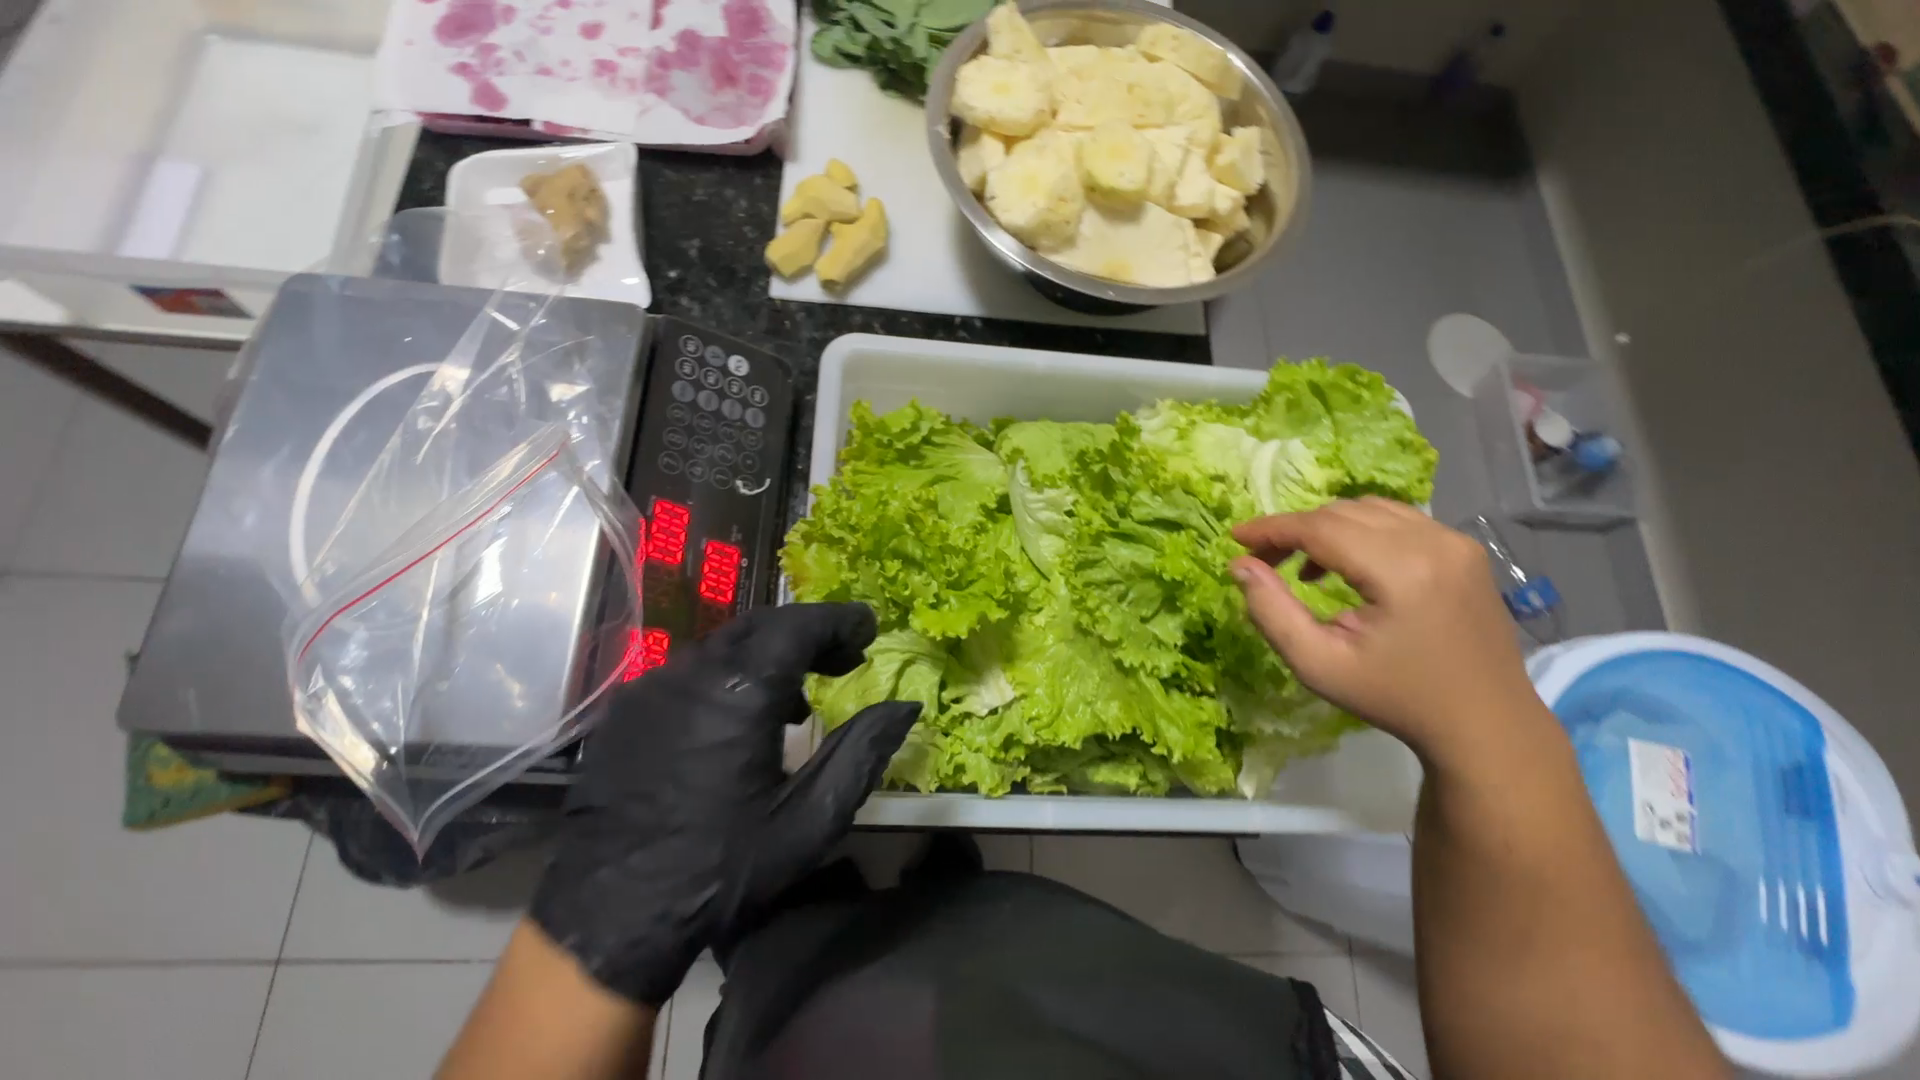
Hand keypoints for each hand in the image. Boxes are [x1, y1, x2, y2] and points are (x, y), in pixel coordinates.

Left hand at [530, 603, 920, 1004]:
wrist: (612, 912)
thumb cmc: (724, 867)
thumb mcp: (810, 819)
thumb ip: (861, 751)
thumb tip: (906, 706)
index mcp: (741, 692)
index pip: (799, 626)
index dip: (839, 621)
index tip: (869, 630)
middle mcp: (691, 673)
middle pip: (760, 626)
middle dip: (807, 635)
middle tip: (842, 660)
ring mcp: (650, 689)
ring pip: (720, 648)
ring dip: (766, 659)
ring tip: (796, 701)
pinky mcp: (624, 712)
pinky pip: (686, 674)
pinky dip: (725, 680)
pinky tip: (736, 724)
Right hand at [1229, 499, 1549, 764]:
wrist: (1483, 722)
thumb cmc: (1395, 698)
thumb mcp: (1319, 665)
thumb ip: (1272, 612)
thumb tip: (1240, 566)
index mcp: (1401, 570)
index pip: (1321, 528)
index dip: (1272, 528)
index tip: (1237, 538)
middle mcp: (1434, 541)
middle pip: (1344, 512)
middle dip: (1296, 529)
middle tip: (1263, 562)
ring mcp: (1456, 541)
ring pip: (1371, 509)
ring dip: (1328, 528)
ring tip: (1302, 567)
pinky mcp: (1466, 549)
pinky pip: (1400, 520)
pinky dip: (1362, 531)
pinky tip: (1347, 566)